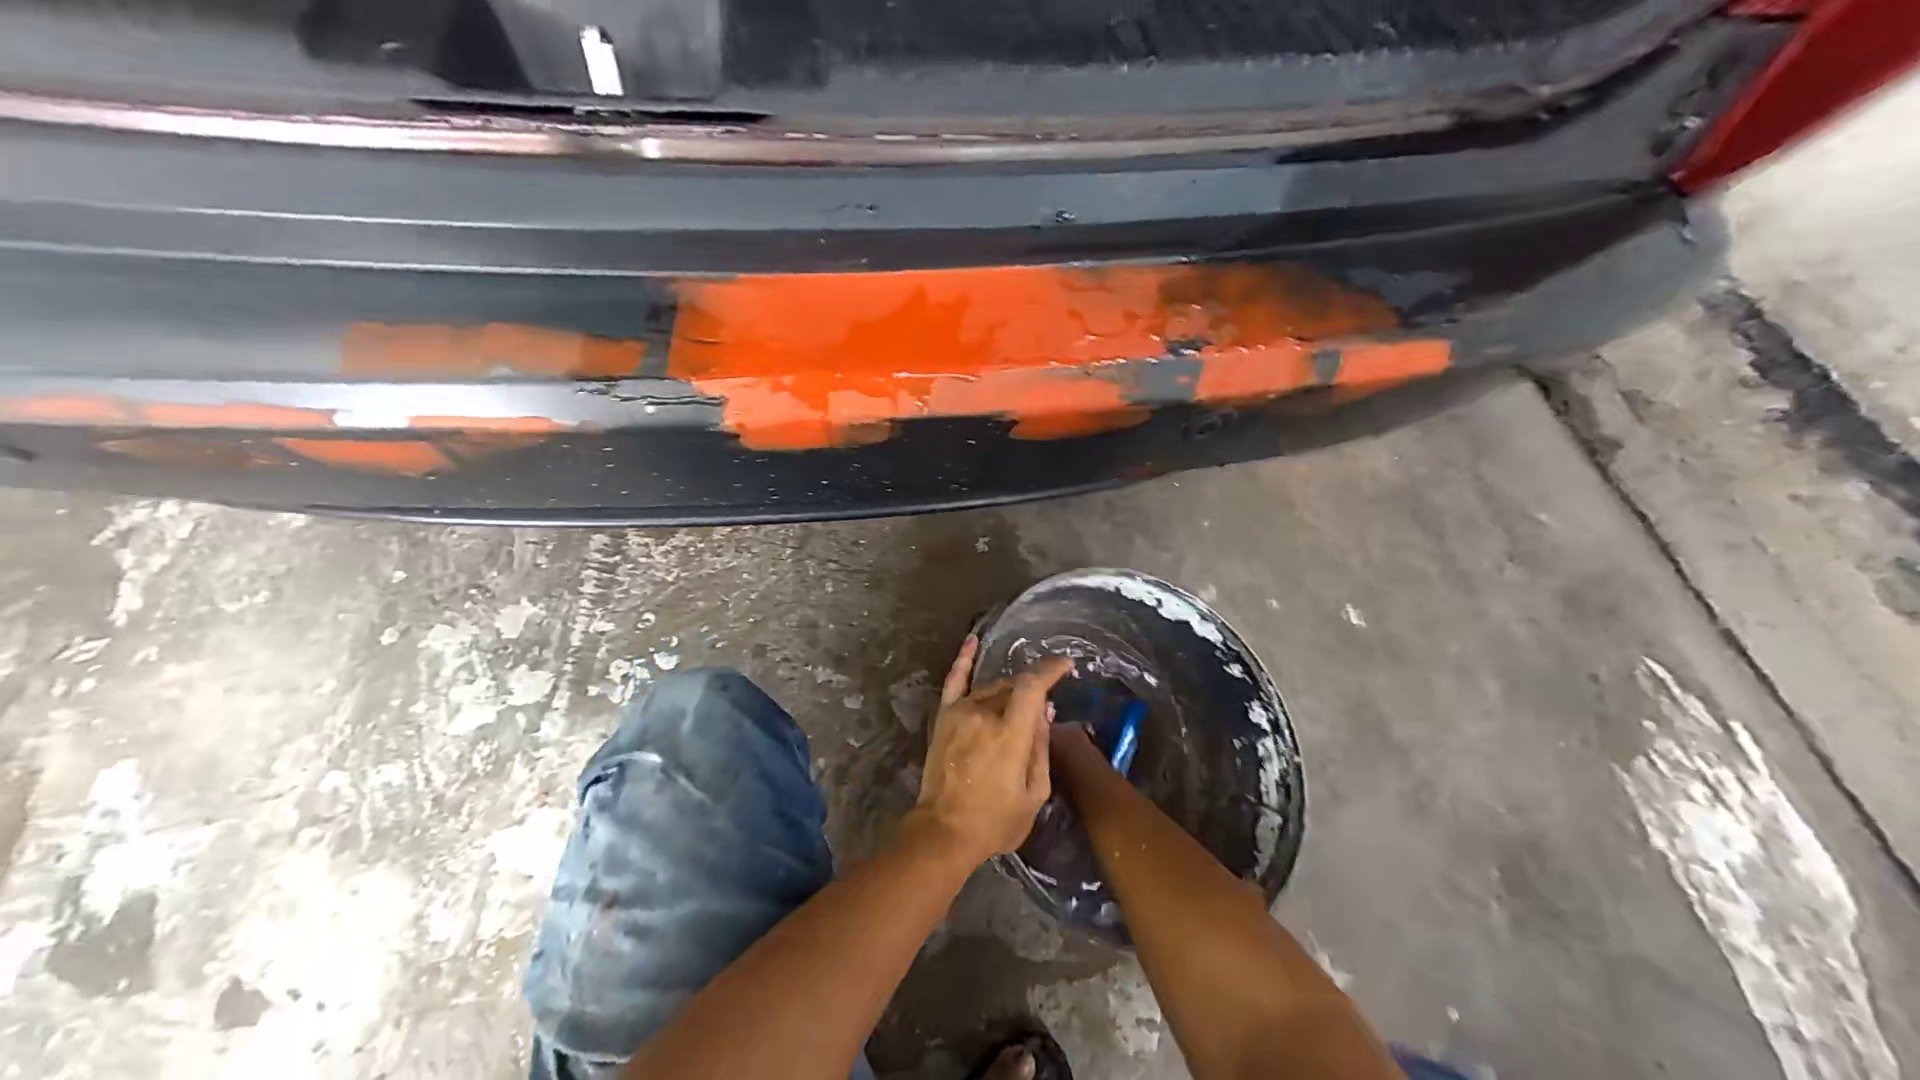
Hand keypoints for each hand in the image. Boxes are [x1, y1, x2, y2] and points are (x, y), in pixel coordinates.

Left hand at [913, 636, 1072, 863]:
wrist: (944, 831)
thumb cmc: (995, 820)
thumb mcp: (1035, 793)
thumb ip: (1041, 747)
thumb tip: (1044, 712)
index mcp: (1010, 733)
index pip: (1033, 686)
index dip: (1051, 669)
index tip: (1066, 664)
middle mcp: (984, 713)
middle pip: (1013, 687)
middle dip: (1032, 692)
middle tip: (1042, 708)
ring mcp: (960, 712)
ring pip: (991, 687)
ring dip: (1009, 691)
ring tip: (1020, 705)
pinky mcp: (944, 717)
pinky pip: (954, 681)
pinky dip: (964, 659)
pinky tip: (973, 641)